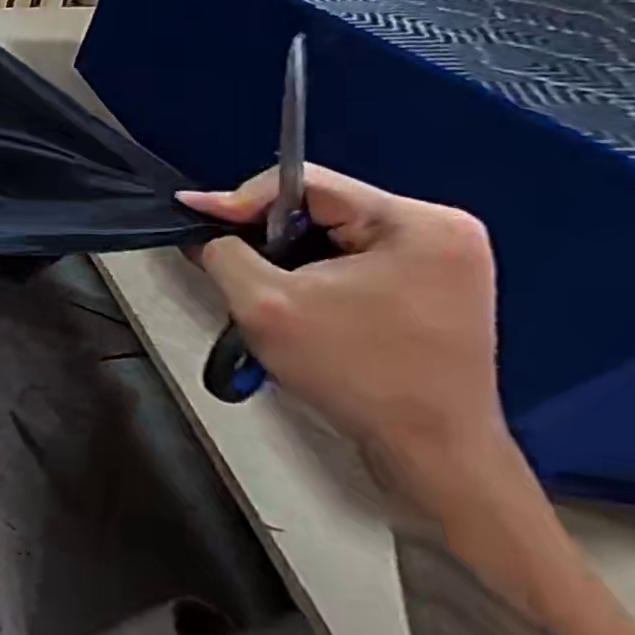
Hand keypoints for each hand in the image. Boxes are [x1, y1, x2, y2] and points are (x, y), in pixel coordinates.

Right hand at [178, 166, 508, 482]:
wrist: (429, 451)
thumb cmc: (352, 371)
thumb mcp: (264, 303)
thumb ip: (222, 252)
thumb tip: (201, 230)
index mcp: (417, 222)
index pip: (305, 184)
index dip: (239, 198)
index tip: (191, 214)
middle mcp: (440, 230)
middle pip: (320, 208)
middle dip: (264, 232)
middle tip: (221, 255)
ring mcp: (443, 261)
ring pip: (332, 235)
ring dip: (285, 255)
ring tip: (254, 282)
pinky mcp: (432, 288)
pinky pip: (352, 259)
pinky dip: (312, 273)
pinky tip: (292, 299)